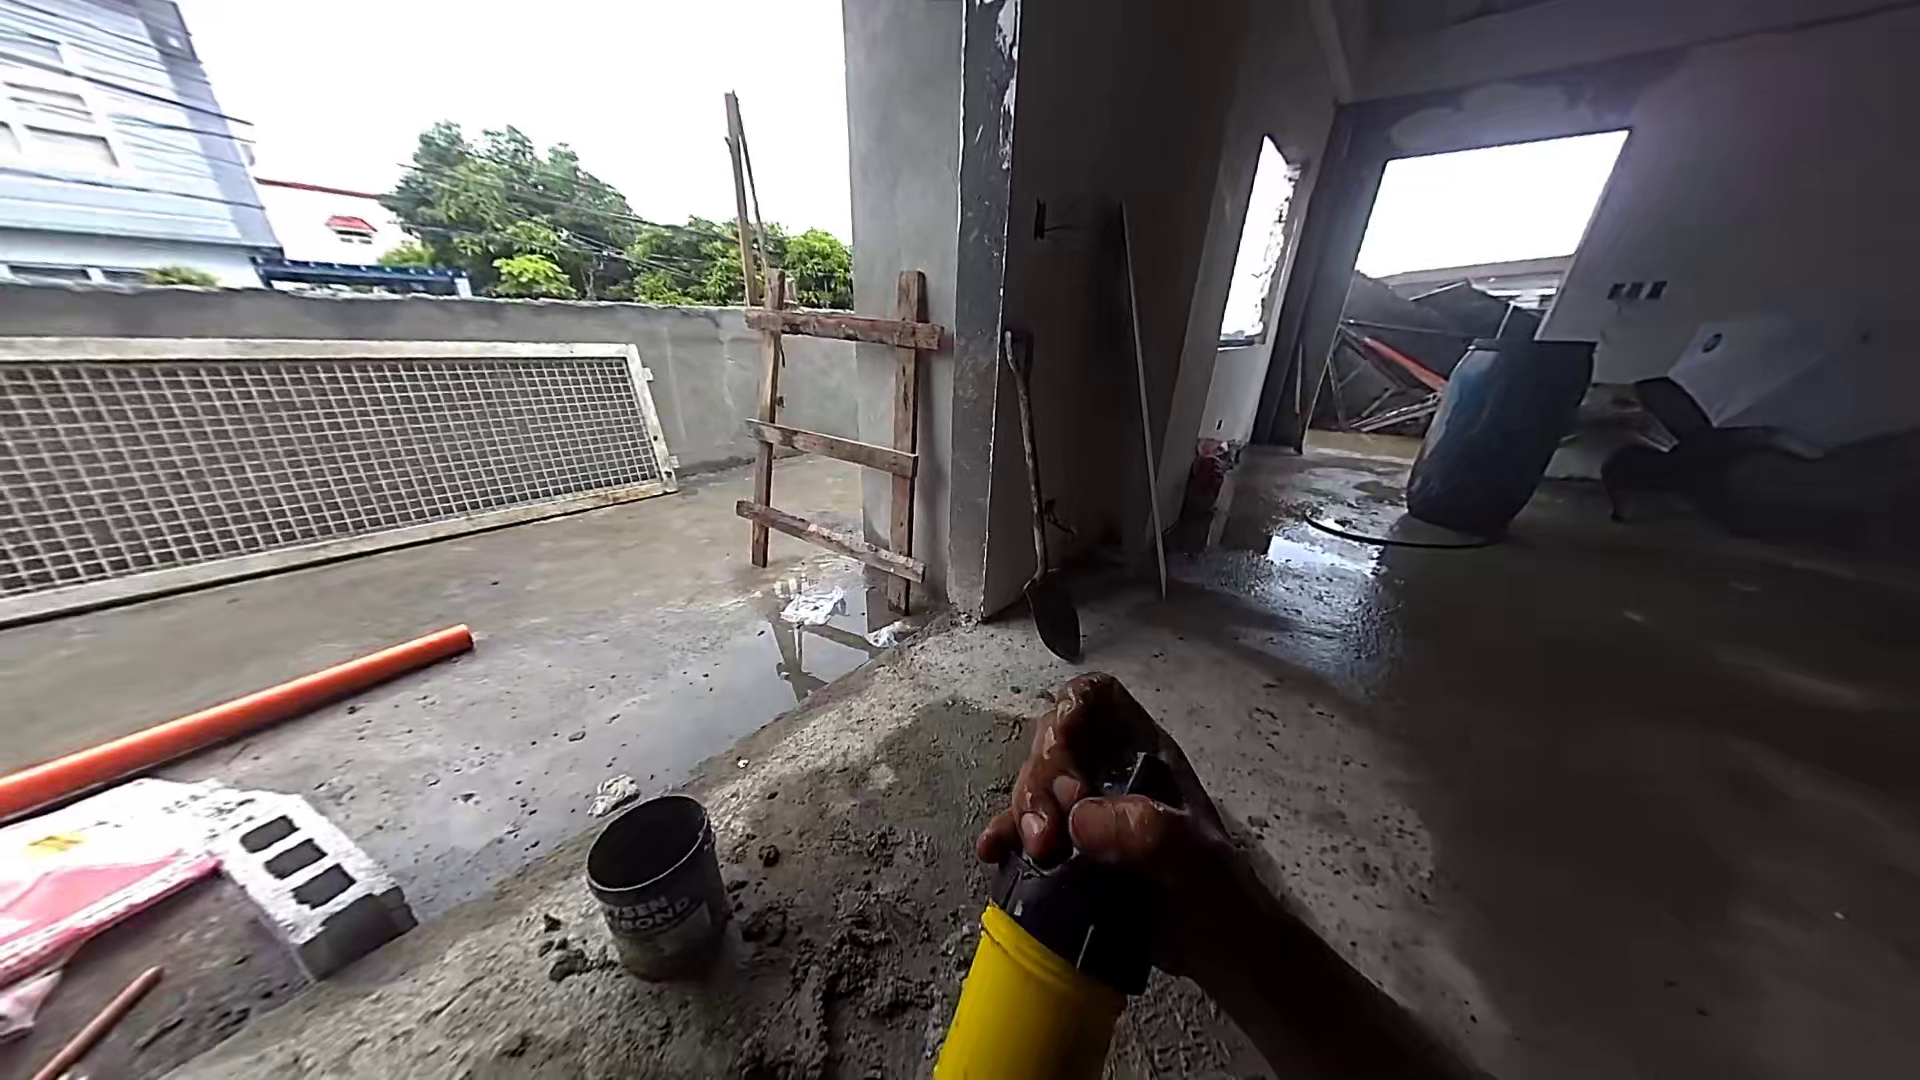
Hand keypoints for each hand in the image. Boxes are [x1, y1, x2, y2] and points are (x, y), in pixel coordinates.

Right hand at [975, 672, 1252, 977]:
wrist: (1215, 959)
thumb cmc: (1221, 899)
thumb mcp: (1202, 863)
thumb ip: (1152, 834)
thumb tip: (1078, 817)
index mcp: (1140, 750)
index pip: (1097, 698)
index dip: (1072, 707)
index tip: (1063, 744)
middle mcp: (1104, 767)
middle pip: (1053, 740)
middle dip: (1042, 778)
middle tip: (1049, 831)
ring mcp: (1079, 806)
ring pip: (1033, 782)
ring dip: (1023, 809)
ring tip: (1037, 851)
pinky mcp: (1060, 845)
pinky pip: (1020, 827)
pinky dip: (1004, 835)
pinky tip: (992, 852)